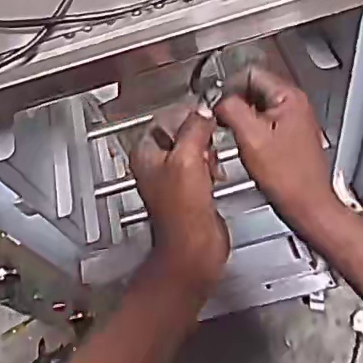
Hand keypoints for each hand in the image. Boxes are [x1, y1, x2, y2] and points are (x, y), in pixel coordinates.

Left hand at [129, 103, 229, 288]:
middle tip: (208, 143)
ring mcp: (173, 178)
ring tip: (211, 162)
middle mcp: (156, 165)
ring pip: (194, 149)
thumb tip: (202, 112)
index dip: (187, 115)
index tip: (204, 115)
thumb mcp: (188, 159)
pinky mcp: (191, 191)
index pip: (166, 118)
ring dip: (208, 151)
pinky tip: (216, 175)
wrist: (194, 250)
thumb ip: (195, 130)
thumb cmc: (181, 215)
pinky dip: (212, 166)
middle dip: (199, 135)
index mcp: (145, 154)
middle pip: (181, 133)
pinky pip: (203, 167)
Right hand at [214, 67, 336, 223]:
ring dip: (240, 116)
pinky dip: (250, 129)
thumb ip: (232, 110)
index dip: (228, 86)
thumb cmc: (288, 177)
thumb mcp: (251, 138)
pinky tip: (244, 144)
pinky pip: (263, 122)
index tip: (215, 101)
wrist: (307, 206)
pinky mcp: (290, 135)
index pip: (250, 74)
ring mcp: (294, 120)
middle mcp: (295, 104)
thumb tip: (218, 99)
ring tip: (231, 132)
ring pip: (257, 106)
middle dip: (233, 102)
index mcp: (289, 98)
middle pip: (253, 88)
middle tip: (219, 118)